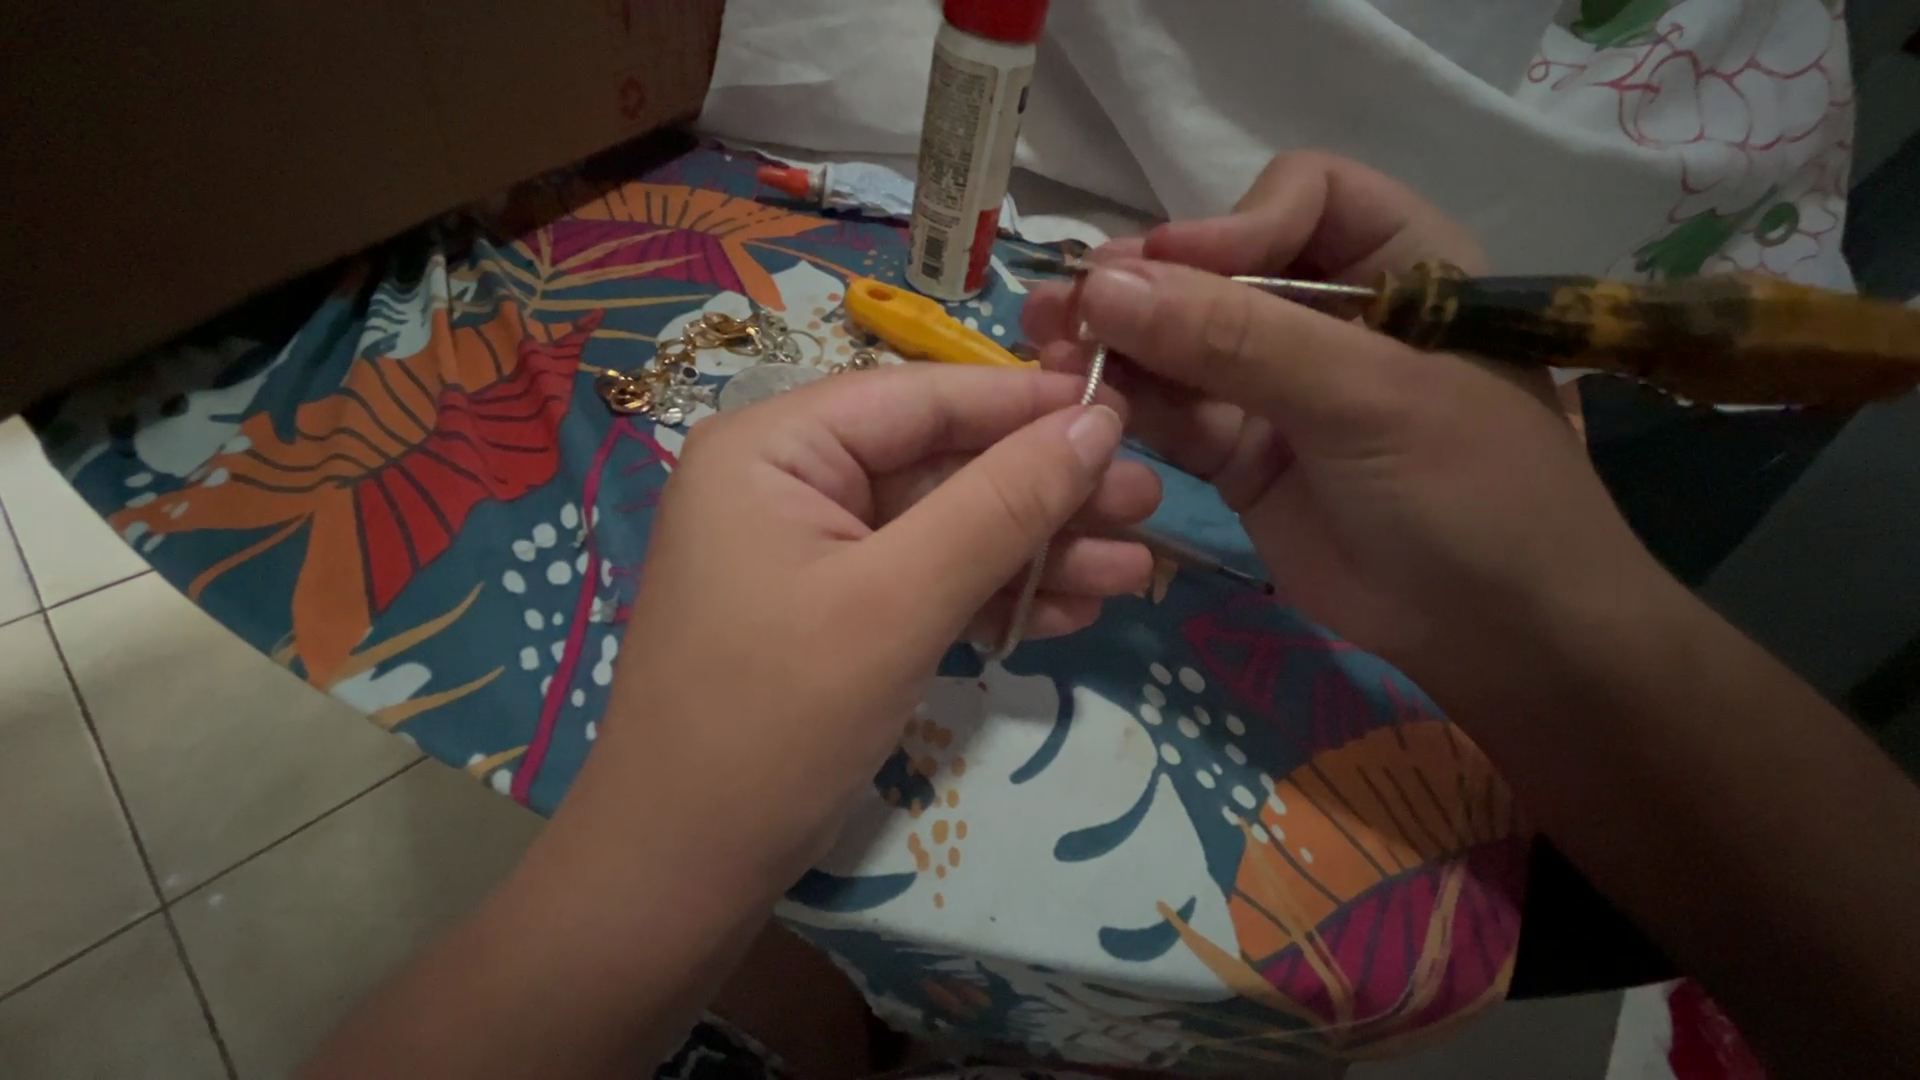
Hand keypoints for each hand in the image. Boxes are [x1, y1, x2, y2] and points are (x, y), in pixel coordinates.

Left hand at [574, 366, 1158, 893]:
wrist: (685, 873)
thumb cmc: (775, 721)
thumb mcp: (897, 602)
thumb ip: (1000, 505)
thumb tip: (1096, 425)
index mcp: (775, 446)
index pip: (922, 399)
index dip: (1028, 403)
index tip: (1125, 411)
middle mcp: (791, 482)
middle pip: (942, 464)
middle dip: (1045, 490)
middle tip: (1147, 502)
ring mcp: (815, 551)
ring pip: (946, 529)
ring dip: (1036, 551)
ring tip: (1133, 568)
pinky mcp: (837, 611)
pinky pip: (928, 582)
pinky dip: (994, 597)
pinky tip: (1072, 612)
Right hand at [1022, 152, 1659, 701]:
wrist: (1487, 633)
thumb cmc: (1465, 492)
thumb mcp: (1363, 399)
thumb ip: (1236, 339)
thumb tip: (1105, 287)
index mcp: (1397, 266)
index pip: (1301, 199)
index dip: (1228, 225)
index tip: (1165, 271)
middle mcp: (1327, 316)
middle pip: (1220, 275)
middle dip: (1145, 289)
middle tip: (1064, 304)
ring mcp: (1277, 389)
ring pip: (1182, 349)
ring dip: (1117, 347)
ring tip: (1044, 342)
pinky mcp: (1240, 453)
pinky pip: (1175, 416)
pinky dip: (1130, 409)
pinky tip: (1079, 399)